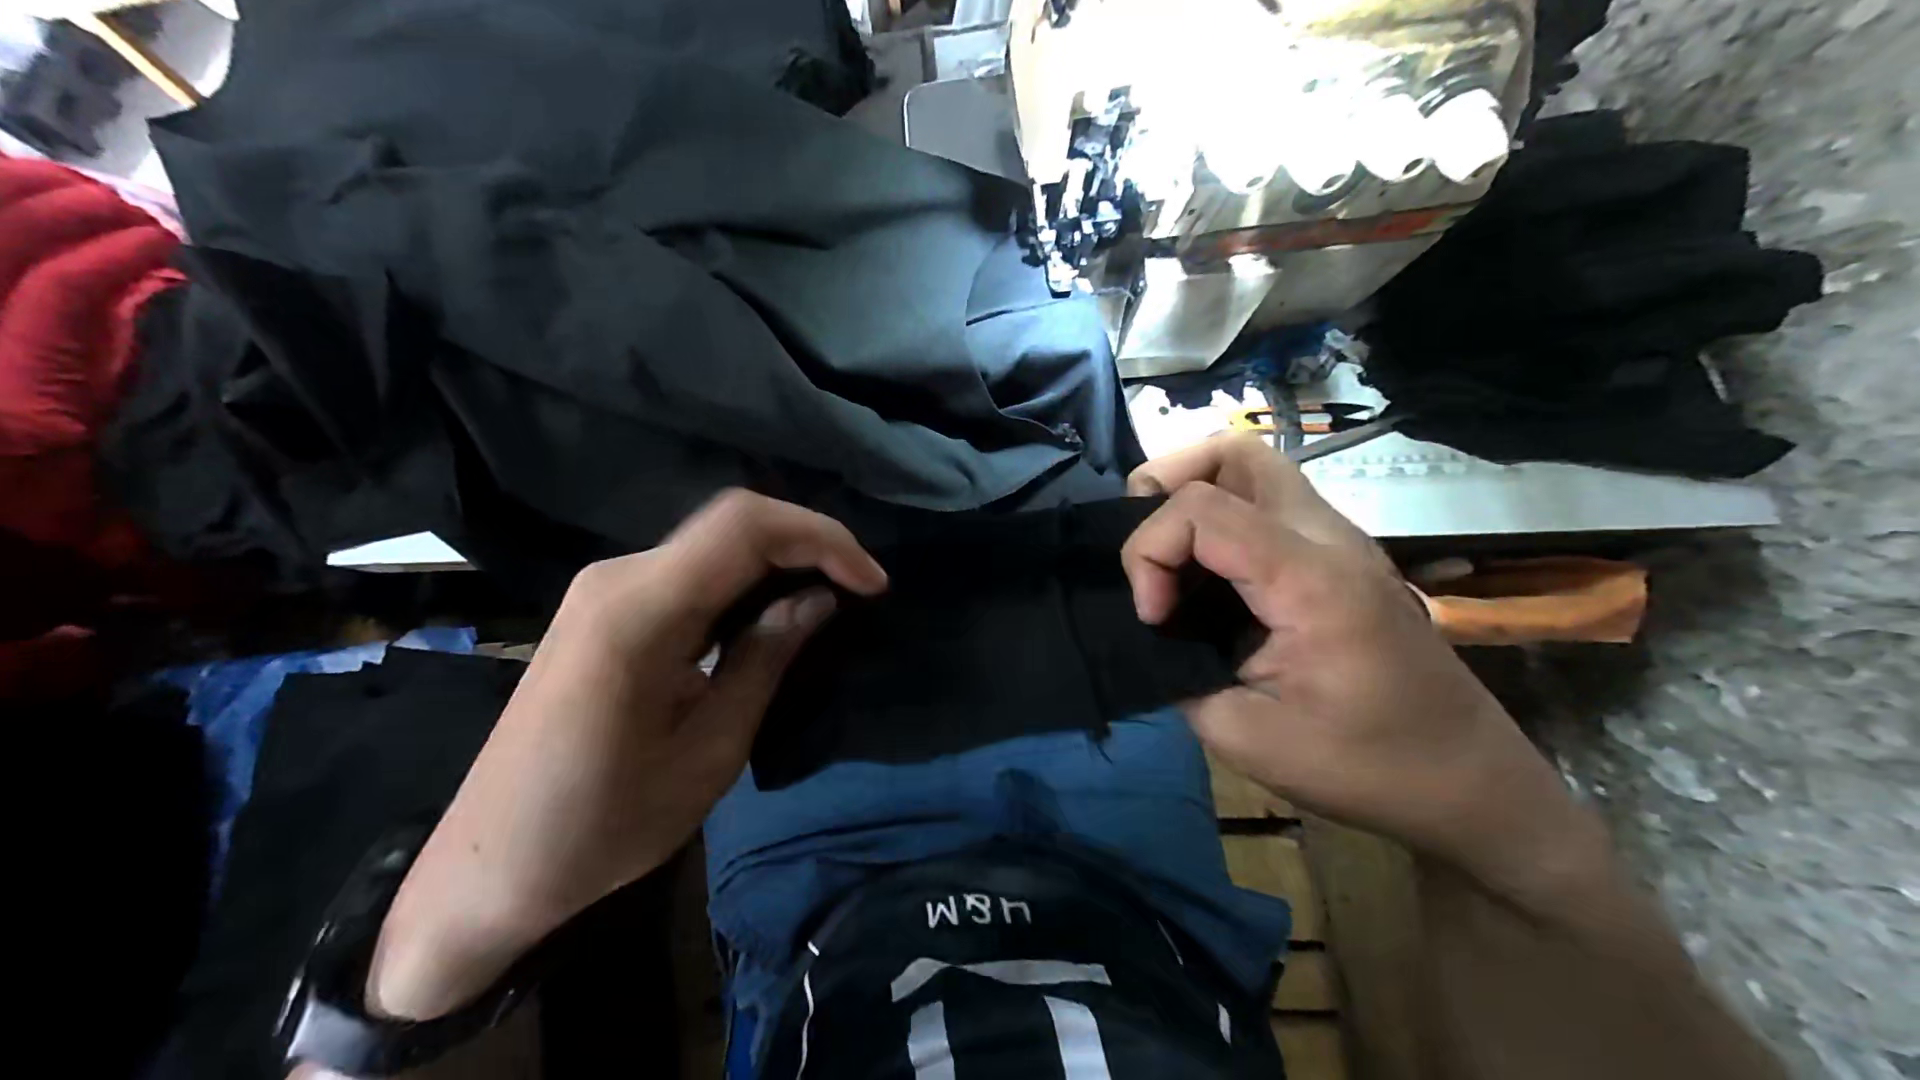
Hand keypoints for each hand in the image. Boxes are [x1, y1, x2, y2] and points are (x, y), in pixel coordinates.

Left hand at [365, 491, 886, 1021]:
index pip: (744, 527)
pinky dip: (744, 579)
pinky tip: (772, 611)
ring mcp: (603, 591)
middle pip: (731, 525)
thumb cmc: (603, 826)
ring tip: (831, 599)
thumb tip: (819, 600)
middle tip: (860, 591)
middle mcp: (616, 580)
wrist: (488, 869)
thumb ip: (765, 660)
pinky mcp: (603, 609)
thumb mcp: (710, 752)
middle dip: (808, 544)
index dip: (821, 538)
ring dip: (779, 560)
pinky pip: (689, 571)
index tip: (872, 584)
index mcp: (637, 613)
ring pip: (713, 543)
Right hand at [1122, 436, 1607, 901]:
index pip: (1200, 508)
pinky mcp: (1338, 556)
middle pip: (1233, 452)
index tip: (1152, 619)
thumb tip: (1155, 634)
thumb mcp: (1244, 736)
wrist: (1465, 780)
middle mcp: (1327, 538)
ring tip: (1169, 559)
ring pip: (1253, 467)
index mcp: (1308, 579)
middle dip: (1166, 482)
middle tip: (1146, 547)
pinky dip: (1217, 521)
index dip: (1149, 553)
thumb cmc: (1363, 766)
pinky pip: (1265, 503)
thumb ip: (1179, 673)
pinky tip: (1205, 579)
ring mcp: (1338, 540)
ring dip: (1193, 496)